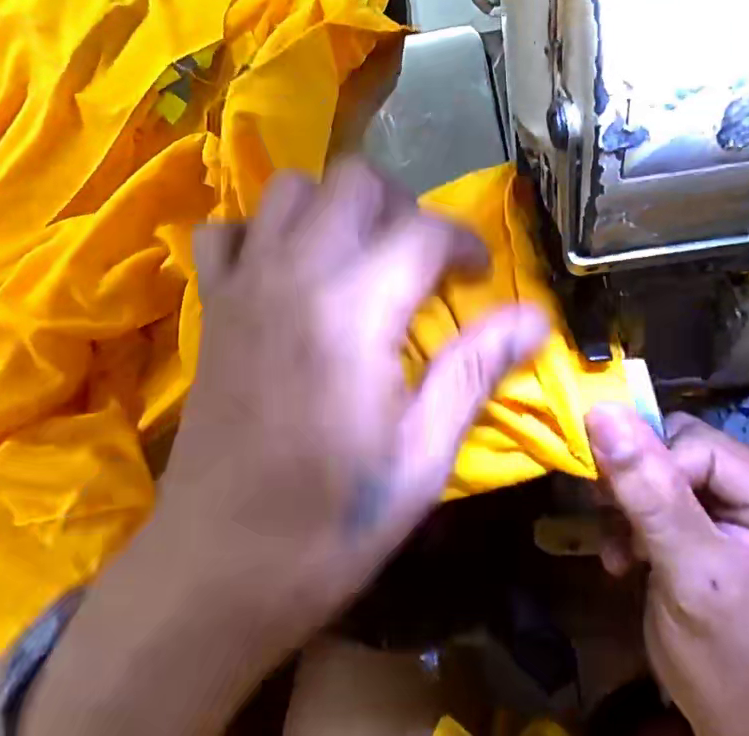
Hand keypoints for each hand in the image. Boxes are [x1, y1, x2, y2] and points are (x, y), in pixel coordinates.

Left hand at [19, 161, 550, 735]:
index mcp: (354, 311)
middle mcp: (294, 275)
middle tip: (420, 259)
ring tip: (358, 258)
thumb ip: (475, 369)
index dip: (463, 242)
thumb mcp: (422, 456)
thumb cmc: (330, 523)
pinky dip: (261, 233)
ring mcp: (244, 284)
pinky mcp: (212, 306)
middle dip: (400, 205)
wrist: (217, 568)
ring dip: (333, 208)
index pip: (422, 230)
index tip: (477, 275)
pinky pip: (227, 230)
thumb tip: (536, 318)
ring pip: (288, 188)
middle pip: (352, 181)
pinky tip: (284, 272)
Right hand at [586, 404, 748, 735]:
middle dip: (641, 490)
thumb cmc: (738, 673)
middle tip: (608, 522)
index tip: (610, 503)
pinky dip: (644, 528)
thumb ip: (649, 493)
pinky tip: (627, 559)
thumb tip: (603, 409)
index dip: (652, 468)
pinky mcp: (733, 541)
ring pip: (674, 479)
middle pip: (688, 457)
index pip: (705, 448)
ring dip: (635, 510)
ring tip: (618, 552)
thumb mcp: (692, 578)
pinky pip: (675, 508)